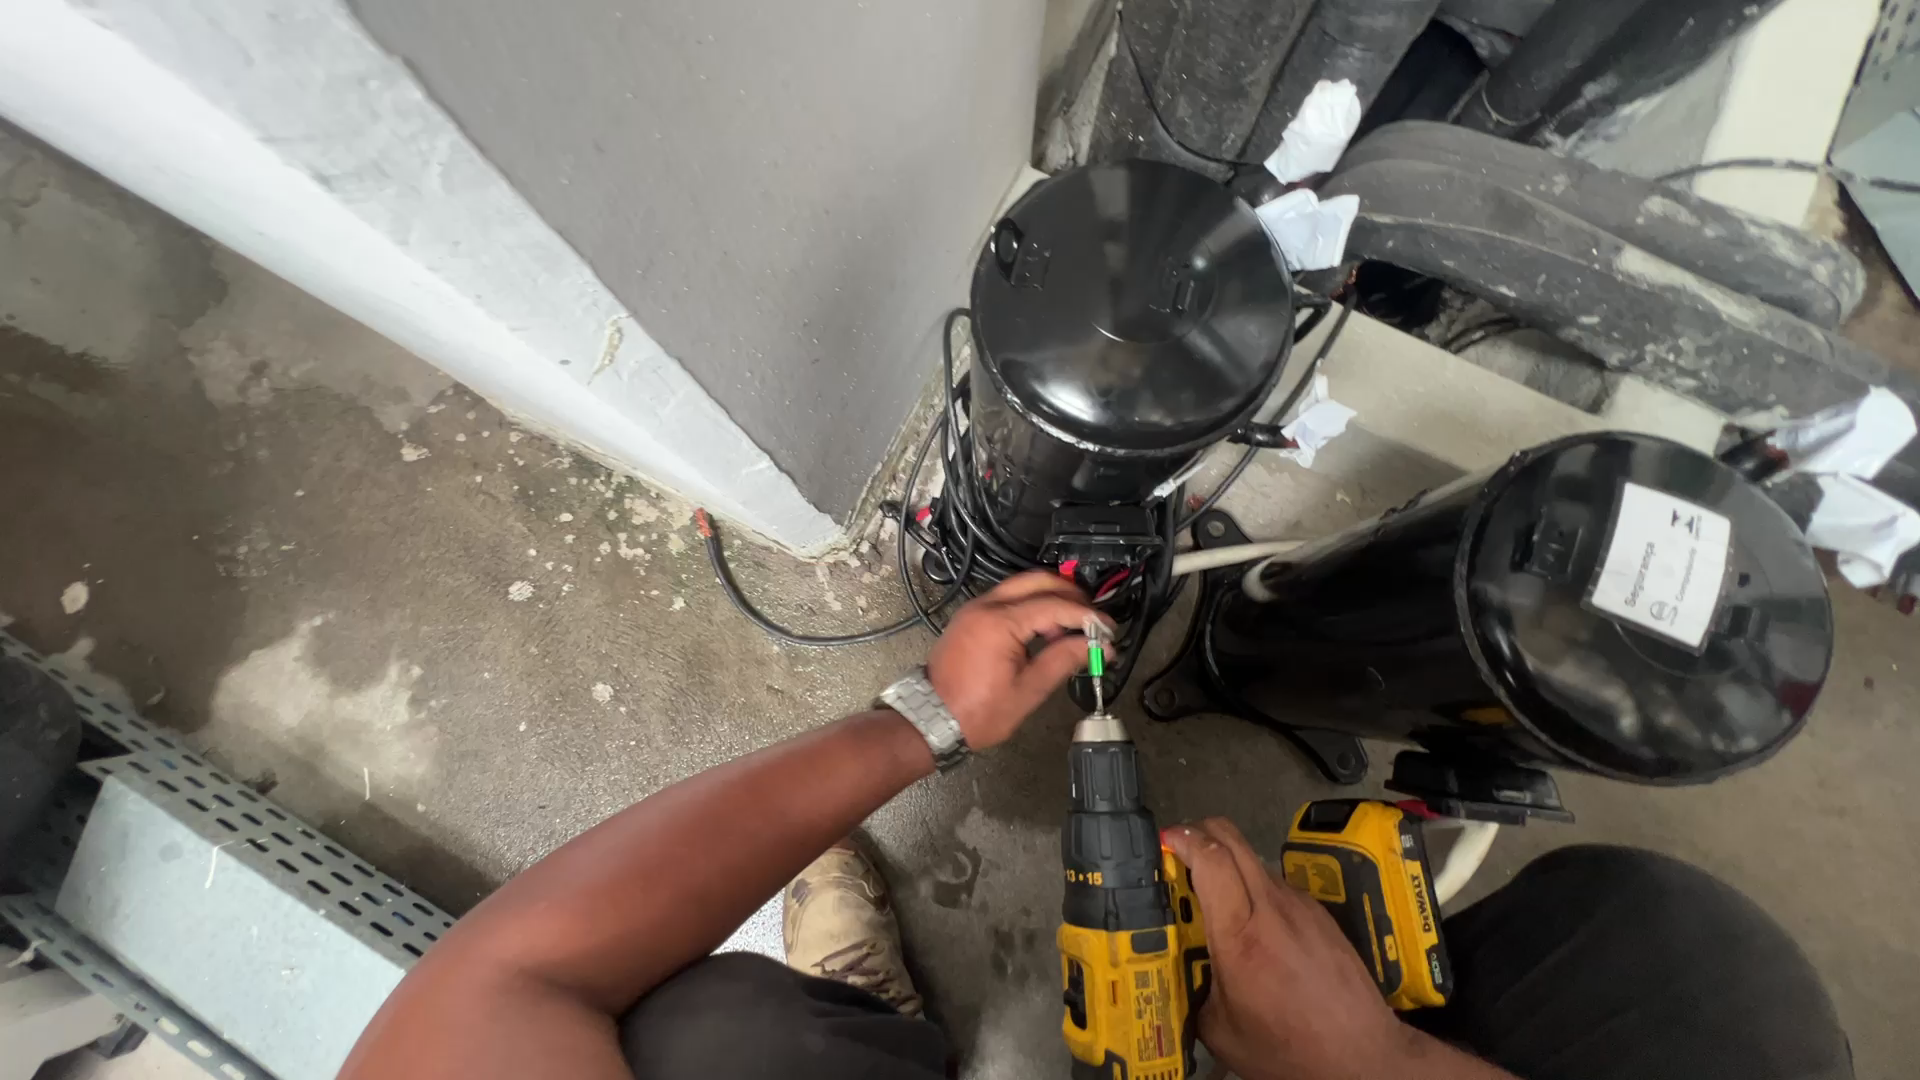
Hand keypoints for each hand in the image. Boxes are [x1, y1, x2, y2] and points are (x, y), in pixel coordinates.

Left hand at [923, 571, 1106, 749]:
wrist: (929, 719)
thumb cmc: (976, 712)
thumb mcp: (1027, 691)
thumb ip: (1063, 661)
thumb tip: (1096, 647)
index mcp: (999, 622)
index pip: (1054, 605)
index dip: (1086, 615)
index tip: (1106, 628)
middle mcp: (985, 606)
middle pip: (1038, 580)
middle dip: (1071, 594)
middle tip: (1092, 618)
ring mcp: (975, 608)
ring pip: (1021, 585)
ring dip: (1051, 597)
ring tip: (1073, 625)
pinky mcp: (971, 617)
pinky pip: (1007, 598)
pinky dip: (1030, 604)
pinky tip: (1046, 629)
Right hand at [1164, 818, 1415, 1079]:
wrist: (1367, 1059)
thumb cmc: (1290, 1050)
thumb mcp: (1222, 1031)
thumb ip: (1191, 989)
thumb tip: (1173, 967)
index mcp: (1240, 934)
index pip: (1211, 858)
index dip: (1184, 838)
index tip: (1164, 841)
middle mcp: (1270, 907)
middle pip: (1230, 837)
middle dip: (1199, 831)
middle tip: (1179, 850)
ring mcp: (1298, 904)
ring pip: (1251, 858)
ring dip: (1226, 862)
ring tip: (1214, 894)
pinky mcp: (1318, 910)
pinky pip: (1274, 882)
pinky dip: (1253, 887)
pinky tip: (1254, 924)